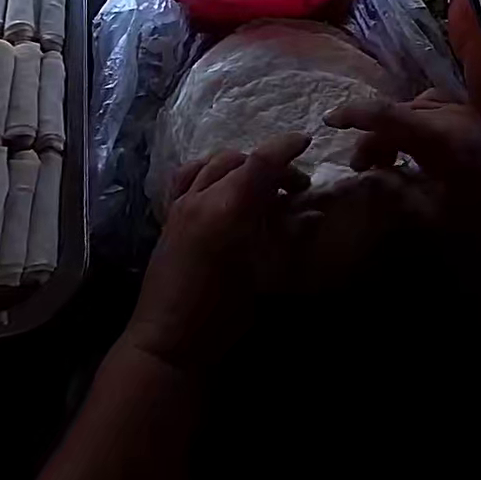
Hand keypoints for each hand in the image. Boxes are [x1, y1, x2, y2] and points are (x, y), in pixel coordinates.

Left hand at [123, 132, 310, 371]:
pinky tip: (220, 184)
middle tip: (294, 187)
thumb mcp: (263, 276)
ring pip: (212, 163)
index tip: (305, 141)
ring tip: (259, 182)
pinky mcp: (169, 214)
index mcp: (227, 210)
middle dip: (269, 164)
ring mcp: (180, 204)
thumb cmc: (222, 316)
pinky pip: (187, 176)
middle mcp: (201, 197)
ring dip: (240, 164)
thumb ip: (284, 236)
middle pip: (238, 160)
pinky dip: (208, 170)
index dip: (284, 147)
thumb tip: (311, 212)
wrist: (169, 339)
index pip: (259, 163)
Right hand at [324, 88, 480, 252]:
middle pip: (399, 111)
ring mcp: (472, 116)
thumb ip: (399, 190)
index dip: (352, 114)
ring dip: (397, 127)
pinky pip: (439, 111)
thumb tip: (372, 176)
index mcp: (440, 138)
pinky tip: (419, 150)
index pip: (385, 113)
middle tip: (364, 167)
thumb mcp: (439, 215)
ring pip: (419, 108)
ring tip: (391, 157)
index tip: (329, 123)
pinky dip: (419, 124)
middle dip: (374, 134)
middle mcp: (454, 117)